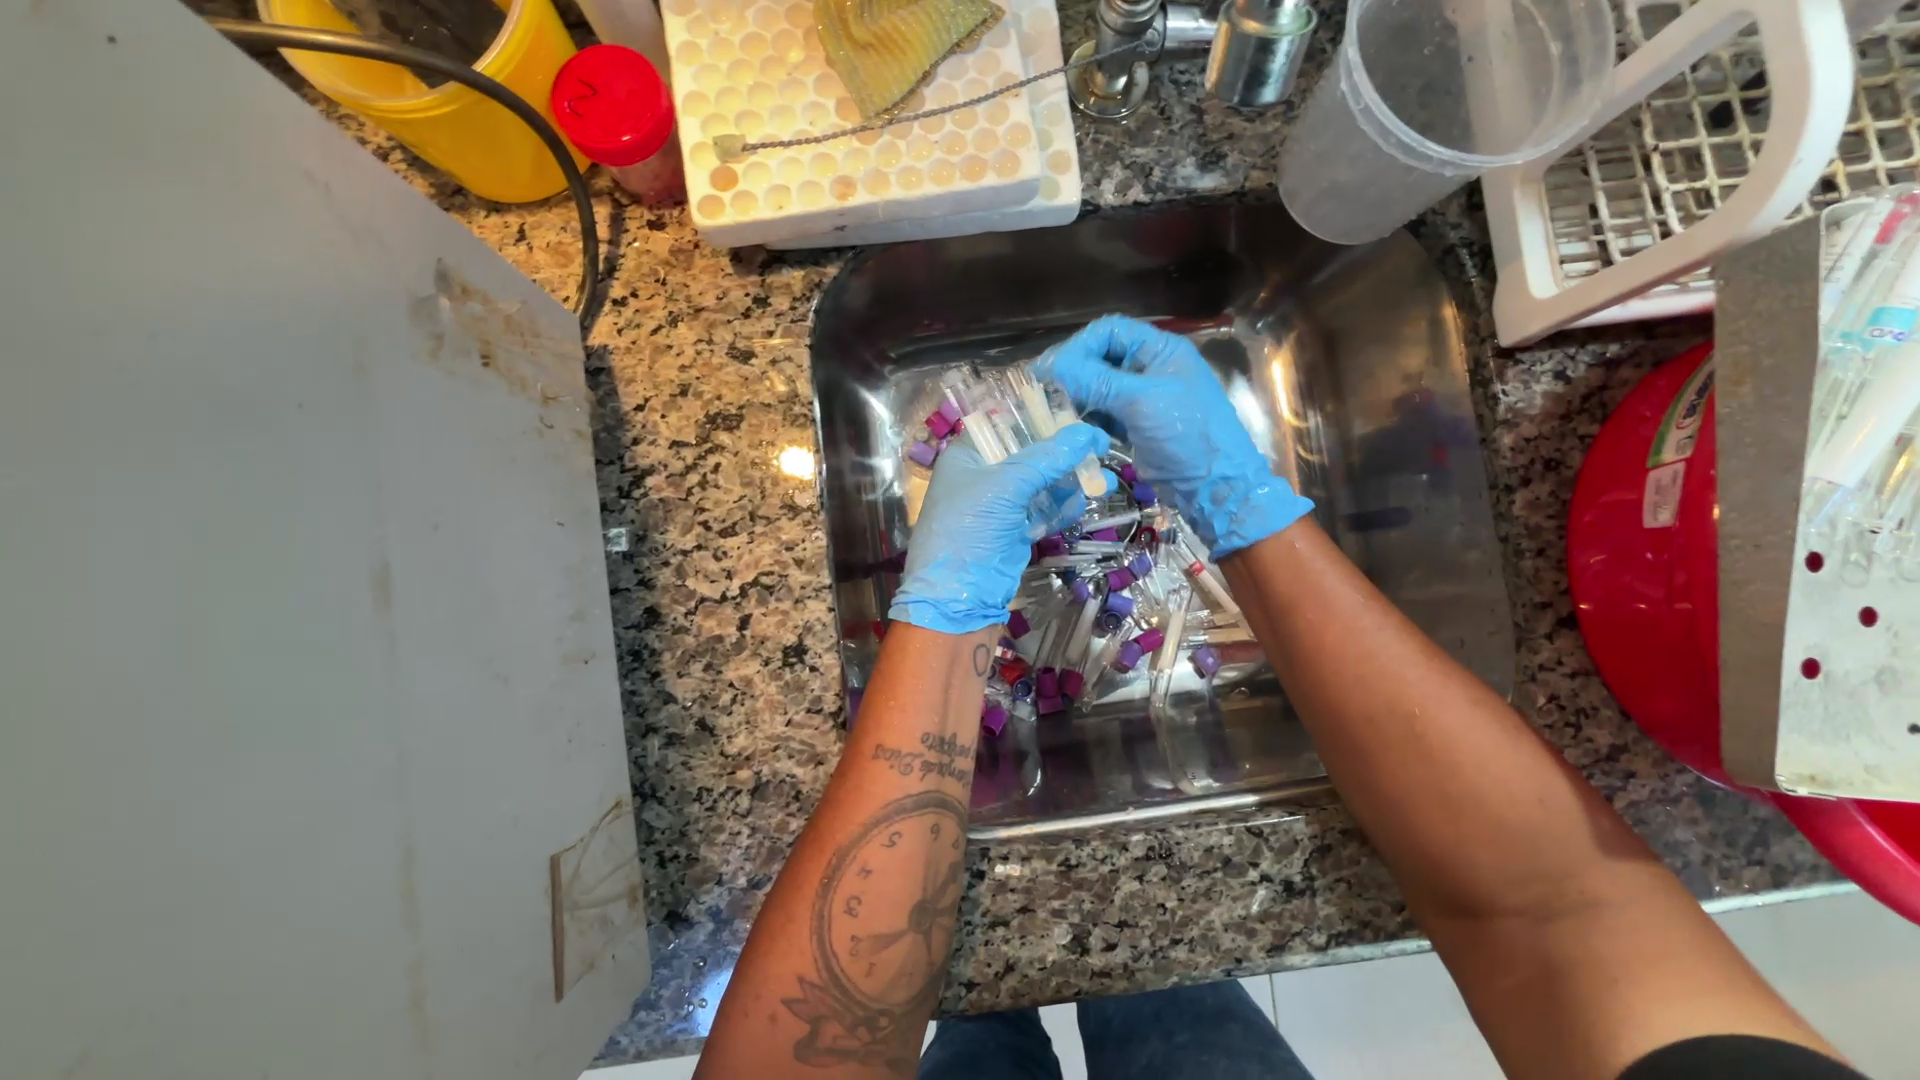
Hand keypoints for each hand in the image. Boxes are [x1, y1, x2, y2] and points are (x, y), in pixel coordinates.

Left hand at [889, 423, 1110, 634]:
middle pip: (1028, 453)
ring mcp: (998, 506)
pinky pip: (1043, 511)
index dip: (1039, 415)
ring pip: (1040, 484)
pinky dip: (1064, 506)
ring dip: (1071, 480)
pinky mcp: (1013, 531)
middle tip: (1100, 445)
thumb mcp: (1006, 486)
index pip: (1004, 423)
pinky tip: (1089, 500)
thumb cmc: (970, 529)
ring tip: (1106, 477)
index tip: (1076, 411)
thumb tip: (1089, 433)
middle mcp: (981, 475)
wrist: (958, 597)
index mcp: (967, 455)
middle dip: (1064, 451)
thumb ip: (1048, 458)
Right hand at [1034, 314, 1313, 557]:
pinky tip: (1078, 431)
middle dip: (1075, 374)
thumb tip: (1048, 365)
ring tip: (1059, 414)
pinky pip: (1104, 414)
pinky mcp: (1136, 425)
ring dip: (1078, 399)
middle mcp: (1151, 368)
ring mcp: (1143, 398)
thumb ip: (1095, 381)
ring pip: (1099, 388)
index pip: (1109, 332)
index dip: (1079, 346)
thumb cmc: (1186, 436)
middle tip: (1047, 394)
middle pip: (1101, 358)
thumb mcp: (1140, 402)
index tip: (1051, 370)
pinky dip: (1088, 420)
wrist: (1214, 488)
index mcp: (1160, 350)